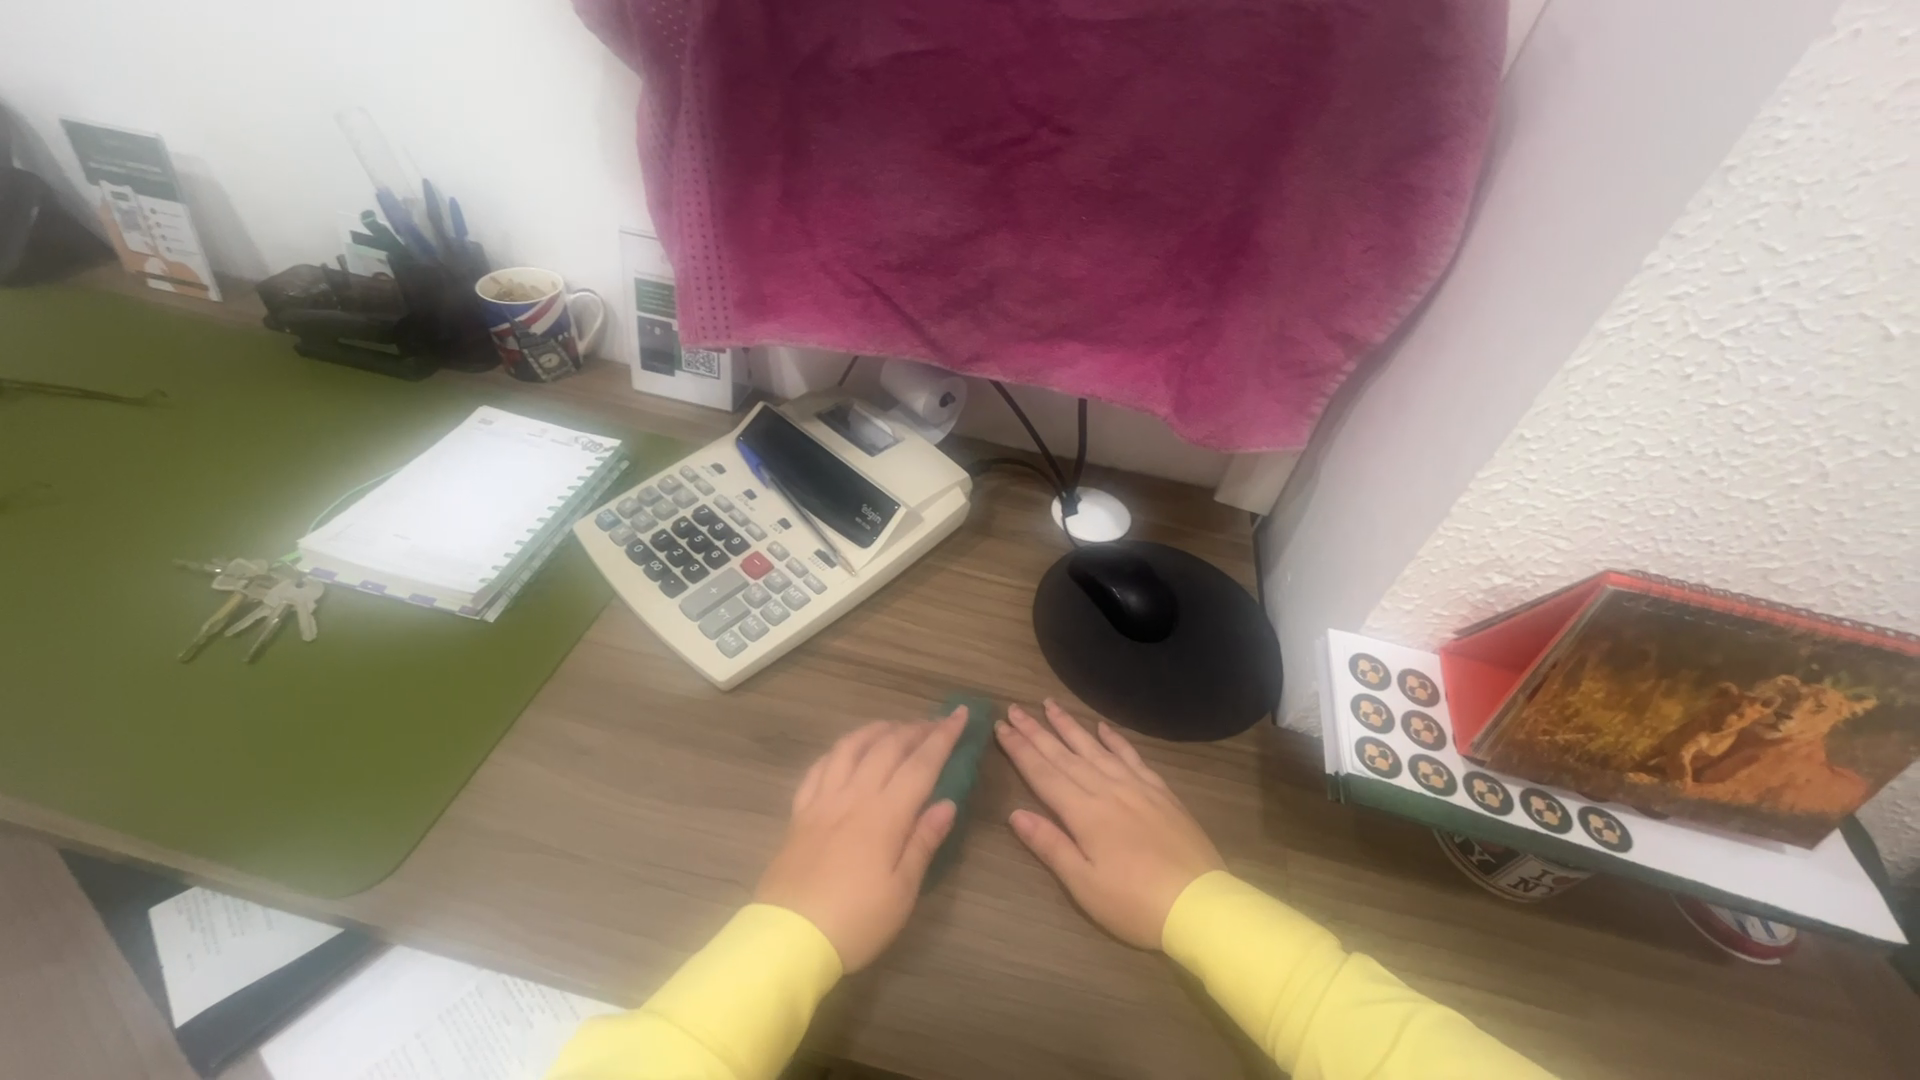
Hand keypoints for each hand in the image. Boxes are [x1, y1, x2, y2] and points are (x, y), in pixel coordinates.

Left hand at [755, 709, 966, 970]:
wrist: (788, 940)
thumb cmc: (855, 922)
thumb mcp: (901, 891)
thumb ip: (923, 841)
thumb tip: (947, 803)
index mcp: (884, 815)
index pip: (920, 764)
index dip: (943, 737)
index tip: (960, 715)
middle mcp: (853, 796)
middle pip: (887, 748)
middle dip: (915, 729)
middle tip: (935, 723)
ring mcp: (822, 802)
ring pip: (850, 748)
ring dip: (876, 731)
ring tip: (893, 727)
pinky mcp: (799, 813)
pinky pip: (819, 768)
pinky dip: (838, 751)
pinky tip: (846, 752)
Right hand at [997, 700, 1224, 949]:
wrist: (1199, 903)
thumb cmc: (1134, 903)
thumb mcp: (1084, 884)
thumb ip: (1050, 845)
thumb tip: (1015, 813)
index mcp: (1083, 813)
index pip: (1043, 773)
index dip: (1020, 750)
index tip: (1001, 727)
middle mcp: (1106, 789)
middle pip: (1064, 755)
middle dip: (1036, 731)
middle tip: (1014, 708)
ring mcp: (1136, 786)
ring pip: (1095, 748)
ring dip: (1070, 726)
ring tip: (1050, 704)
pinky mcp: (1159, 791)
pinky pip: (1131, 756)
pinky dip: (1114, 739)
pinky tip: (1102, 727)